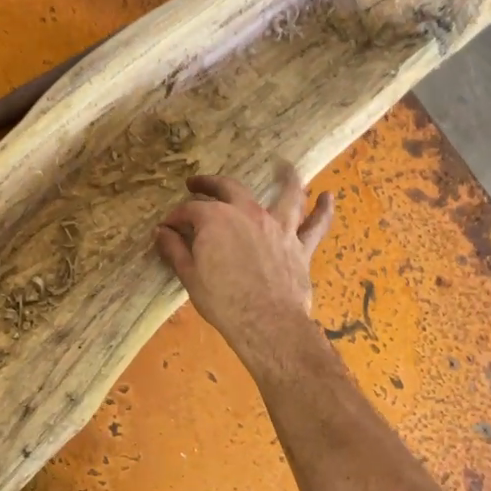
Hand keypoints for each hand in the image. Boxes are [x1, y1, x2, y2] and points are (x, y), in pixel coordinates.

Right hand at [154, 163, 332, 362]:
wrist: (267, 323)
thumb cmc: (222, 300)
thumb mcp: (189, 275)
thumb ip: (174, 249)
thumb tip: (162, 232)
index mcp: (215, 219)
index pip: (190, 210)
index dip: (176, 218)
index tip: (167, 228)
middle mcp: (247, 213)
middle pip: (228, 188)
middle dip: (210, 184)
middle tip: (198, 184)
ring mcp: (278, 227)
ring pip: (285, 195)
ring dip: (285, 179)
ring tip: (284, 167)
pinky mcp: (299, 246)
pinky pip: (315, 225)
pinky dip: (324, 210)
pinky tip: (329, 197)